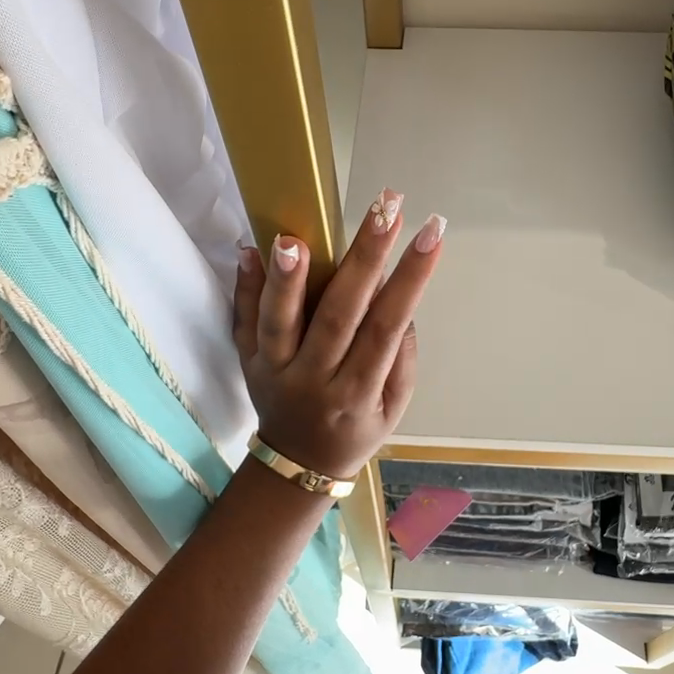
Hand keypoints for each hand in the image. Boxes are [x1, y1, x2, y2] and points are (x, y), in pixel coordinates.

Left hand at [232, 189, 444, 478]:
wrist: (295, 467)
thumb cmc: (356, 430)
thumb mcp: (394, 407)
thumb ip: (401, 356)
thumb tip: (396, 294)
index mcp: (357, 393)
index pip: (387, 327)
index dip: (410, 279)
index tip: (431, 232)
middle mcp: (314, 380)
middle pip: (338, 315)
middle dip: (364, 256)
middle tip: (386, 206)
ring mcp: (273, 371)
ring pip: (279, 322)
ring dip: (288, 278)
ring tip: (295, 236)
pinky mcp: (246, 362)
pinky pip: (242, 322)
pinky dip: (245, 285)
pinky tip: (249, 248)